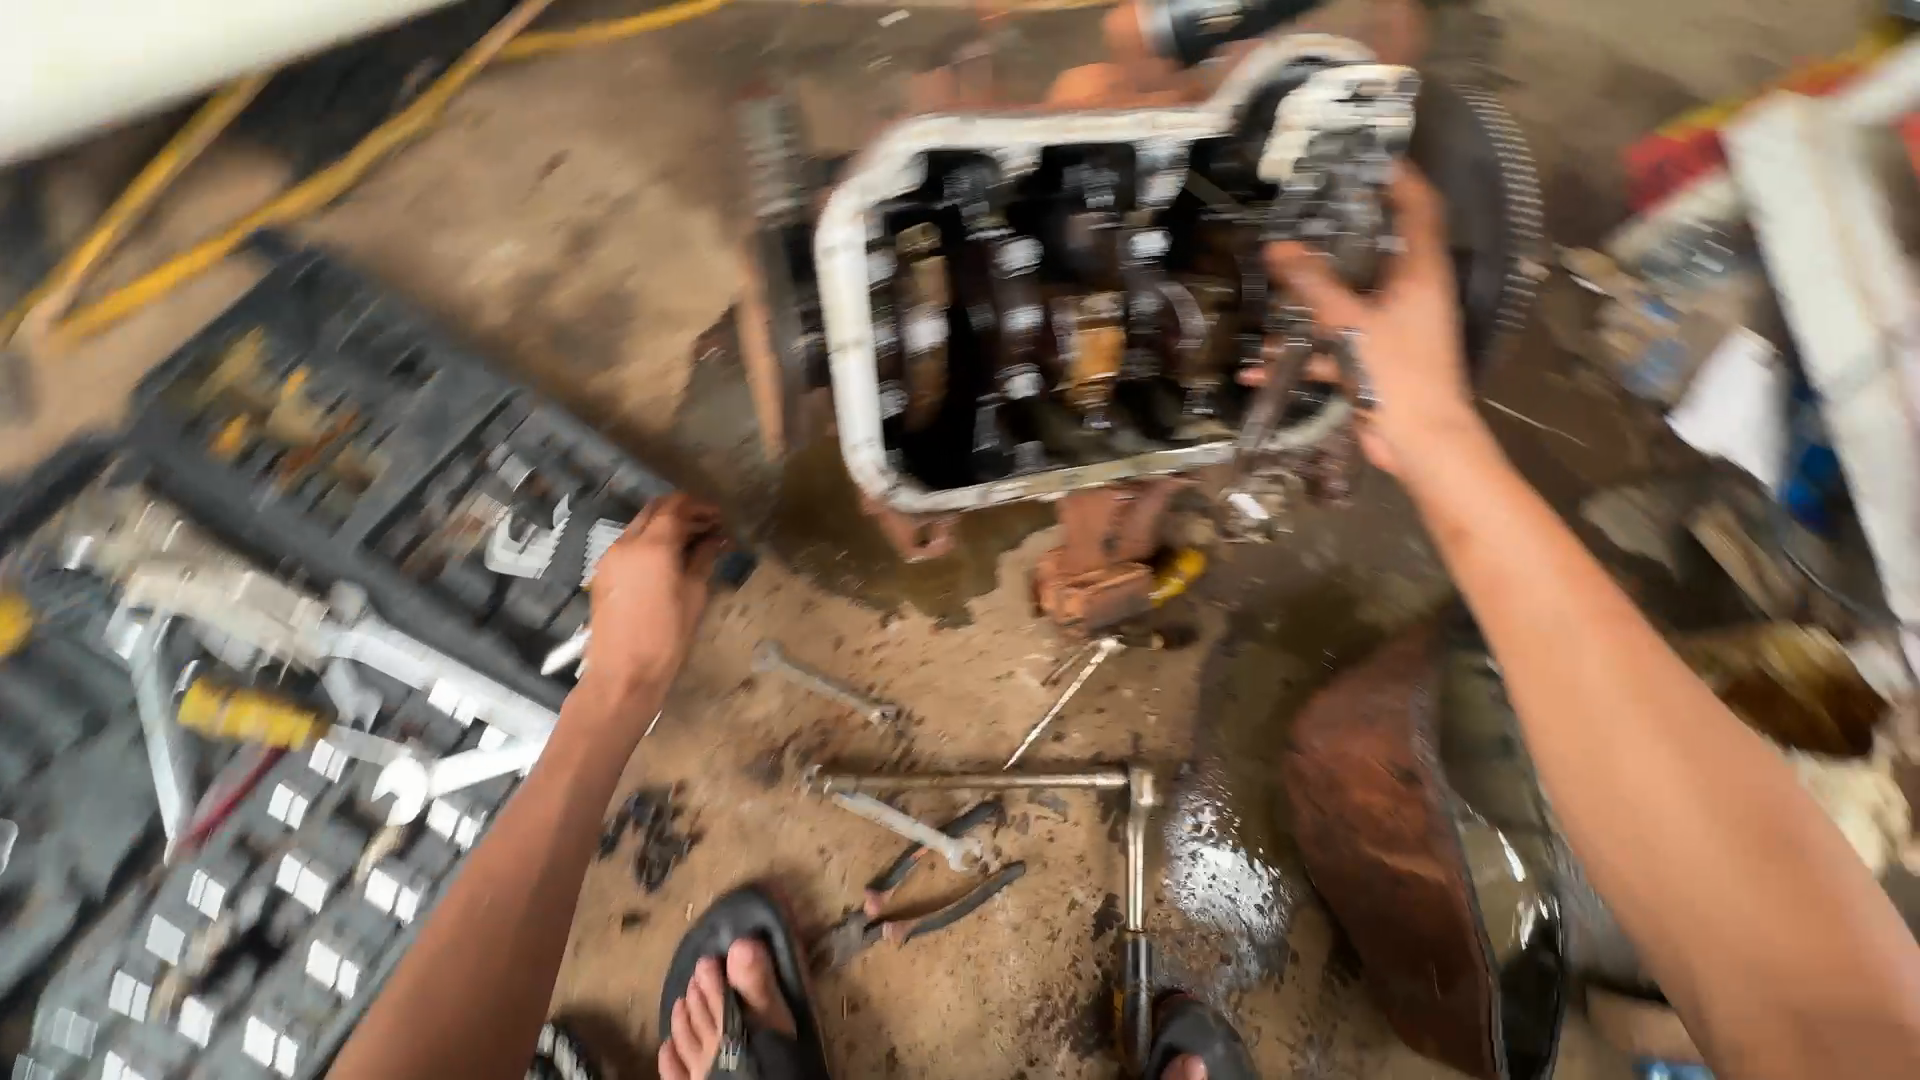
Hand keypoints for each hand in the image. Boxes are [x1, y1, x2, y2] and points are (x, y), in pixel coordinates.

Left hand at [580, 493, 727, 706]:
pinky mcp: (603, 574)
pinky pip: (629, 545)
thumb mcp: (695, 595)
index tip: (719, 517)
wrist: (623, 673)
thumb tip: (716, 539)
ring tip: (693, 544)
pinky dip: (650, 542)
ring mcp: (610, 558)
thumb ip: (704, 559)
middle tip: (708, 526)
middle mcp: (626, 543)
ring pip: (640, 526)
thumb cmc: (667, 636)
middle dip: (682, 512)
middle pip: (654, 510)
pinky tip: (669, 561)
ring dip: (666, 527)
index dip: (700, 506)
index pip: (675, 506)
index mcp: (652, 546)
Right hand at [1258, 164, 1482, 475]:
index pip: (1418, 209)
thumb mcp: (1352, 322)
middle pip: (1374, 253)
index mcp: (1420, 272)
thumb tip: (1277, 248)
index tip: (1368, 159)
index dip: (1400, 179)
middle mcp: (1408, 293)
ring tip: (1268, 291)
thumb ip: (1314, 285)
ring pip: (1345, 302)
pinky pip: (1330, 349)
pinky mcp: (1371, 360)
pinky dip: (1299, 357)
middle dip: (1337, 239)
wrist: (1419, 439)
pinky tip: (1259, 369)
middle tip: (1299, 221)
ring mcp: (1389, 328)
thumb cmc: (1399, 371)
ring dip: (1308, 303)